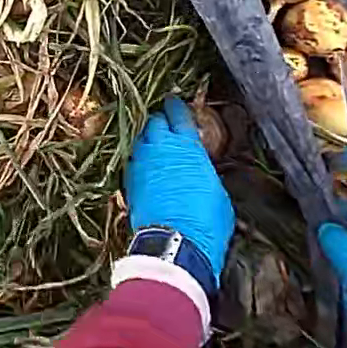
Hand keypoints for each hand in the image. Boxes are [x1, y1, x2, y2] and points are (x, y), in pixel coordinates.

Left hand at [123, 96, 233, 273]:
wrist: (175, 245)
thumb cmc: (207, 221)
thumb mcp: (217, 191)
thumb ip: (204, 171)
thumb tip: (201, 170)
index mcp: (187, 145)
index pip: (178, 114)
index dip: (176, 106)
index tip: (175, 102)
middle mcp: (160, 148)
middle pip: (154, 121)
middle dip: (160, 121)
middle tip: (166, 125)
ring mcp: (141, 163)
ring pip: (140, 139)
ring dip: (148, 140)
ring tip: (156, 145)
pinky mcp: (129, 182)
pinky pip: (133, 161)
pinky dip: (139, 160)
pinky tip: (146, 168)